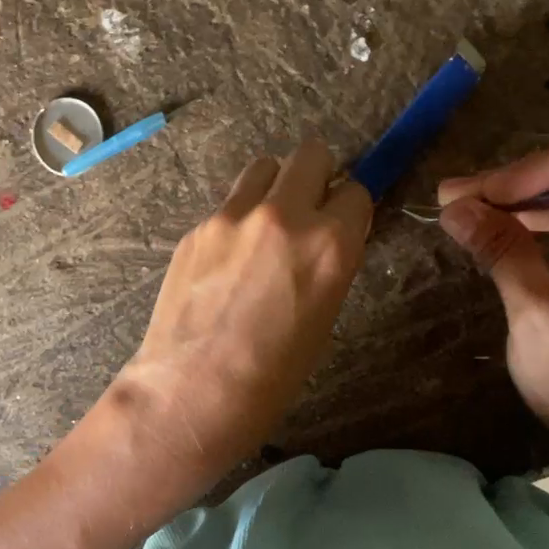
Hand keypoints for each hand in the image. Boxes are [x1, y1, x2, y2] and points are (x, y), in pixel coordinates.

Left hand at [108, 137, 371, 483]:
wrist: (192, 393)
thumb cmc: (269, 379)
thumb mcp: (322, 322)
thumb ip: (329, 267)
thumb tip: (328, 240)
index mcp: (330, 244)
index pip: (357, 192)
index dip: (349, 212)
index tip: (340, 227)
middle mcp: (284, 215)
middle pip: (312, 155)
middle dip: (316, 179)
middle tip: (305, 216)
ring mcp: (233, 217)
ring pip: (264, 168)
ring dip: (273, 188)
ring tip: (262, 233)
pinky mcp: (196, 229)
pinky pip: (226, 206)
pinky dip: (234, 223)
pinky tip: (223, 266)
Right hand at [437, 107, 548, 502]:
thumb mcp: (535, 316)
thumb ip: (501, 251)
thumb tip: (454, 207)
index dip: (544, 160)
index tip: (486, 194)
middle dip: (527, 174)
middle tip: (458, 200)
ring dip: (530, 193)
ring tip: (467, 212)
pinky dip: (546, 214)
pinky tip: (501, 227)